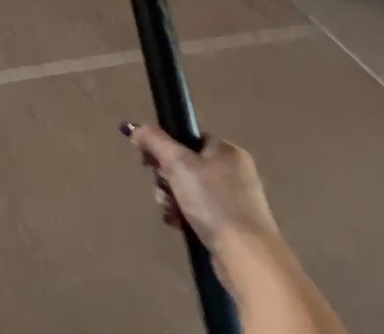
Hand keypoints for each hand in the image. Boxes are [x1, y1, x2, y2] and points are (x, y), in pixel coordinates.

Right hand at [121, 123, 279, 256]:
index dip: (164, 146)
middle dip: (165, 177)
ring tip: (169, 210)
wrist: (247, 256)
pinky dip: (183, 214)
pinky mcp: (231, 224)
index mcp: (227, 151)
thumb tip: (136, 128)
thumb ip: (154, 140)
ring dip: (171, 197)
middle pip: (185, 164)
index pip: (188, 138)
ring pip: (188, 189)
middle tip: (162, 187)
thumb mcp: (178, 164)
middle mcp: (234, 172)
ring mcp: (234, 199)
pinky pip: (198, 210)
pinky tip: (177, 223)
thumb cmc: (213, 202)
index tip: (148, 161)